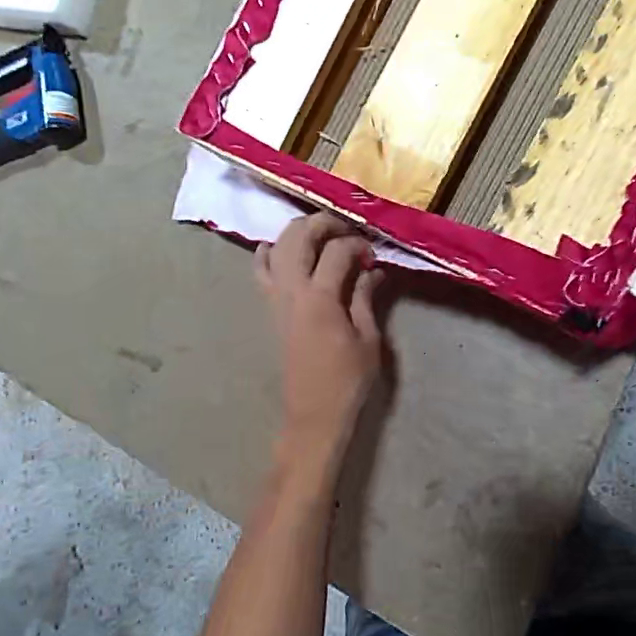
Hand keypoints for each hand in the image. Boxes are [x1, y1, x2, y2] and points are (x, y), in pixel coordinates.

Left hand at [255, 214, 386, 467]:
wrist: (313, 412)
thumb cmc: (348, 380)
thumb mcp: (368, 338)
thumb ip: (366, 297)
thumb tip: (373, 269)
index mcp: (320, 298)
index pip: (337, 250)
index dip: (358, 244)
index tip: (373, 255)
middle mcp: (291, 290)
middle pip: (299, 236)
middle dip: (324, 223)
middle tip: (347, 231)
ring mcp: (275, 297)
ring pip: (278, 246)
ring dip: (299, 232)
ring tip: (323, 237)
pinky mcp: (270, 308)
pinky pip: (262, 270)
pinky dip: (270, 253)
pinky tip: (282, 249)